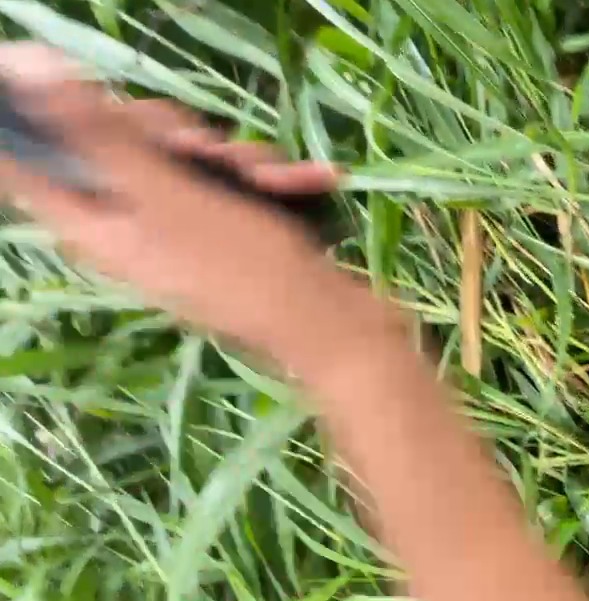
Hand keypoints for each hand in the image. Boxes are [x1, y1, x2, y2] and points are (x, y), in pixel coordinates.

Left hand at [0, 46, 383, 365]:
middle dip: (173, 136)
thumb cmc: (255, 275)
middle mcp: (137, 228)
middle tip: (206, 147)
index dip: (56, 115)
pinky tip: (310, 181)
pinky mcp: (246, 240)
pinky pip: (247, 193)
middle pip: (122, 149)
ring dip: (240, 159)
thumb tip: (26, 64)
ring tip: (273, 175)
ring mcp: (195, 235)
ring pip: (196, 167)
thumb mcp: (173, 199)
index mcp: (96, 224)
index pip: (34, 153)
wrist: (341, 333)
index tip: (99, 103)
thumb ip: (98, 134)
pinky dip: (278, 183)